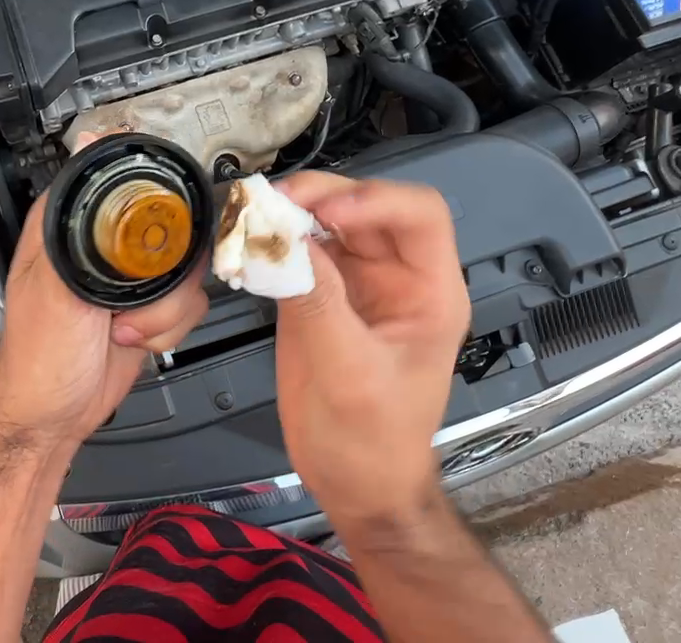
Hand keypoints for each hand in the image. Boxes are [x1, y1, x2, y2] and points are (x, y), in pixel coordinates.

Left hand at [0, 197, 208, 454]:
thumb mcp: (53, 290)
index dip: (146, 214)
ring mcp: (130, 278)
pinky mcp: (150, 305)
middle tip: (129, 303)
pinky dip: (169, 328)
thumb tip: (98, 184)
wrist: (54, 414)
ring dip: (163, 312)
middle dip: (161, 278)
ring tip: (123, 327)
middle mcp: (103, 246)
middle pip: (169, 231)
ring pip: (185, 270)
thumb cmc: (37, 355)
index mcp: (70, 226)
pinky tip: (135, 339)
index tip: (145, 252)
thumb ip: (81, 241)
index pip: (124, 189)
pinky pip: (188, 302)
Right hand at [270, 171, 469, 531]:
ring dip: (294, 212)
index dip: (375, 200)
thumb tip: (285, 243)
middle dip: (322, 197)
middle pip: (367, 207)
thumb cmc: (371, 441)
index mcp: (430, 291)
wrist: (353, 483)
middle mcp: (396, 275)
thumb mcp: (349, 375)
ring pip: (328, 221)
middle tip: (275, 204)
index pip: (419, 215)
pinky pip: (298, 250)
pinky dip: (274, 241)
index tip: (325, 215)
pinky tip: (250, 243)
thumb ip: (319, 305)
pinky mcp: (319, 291)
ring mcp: (355, 281)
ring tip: (256, 217)